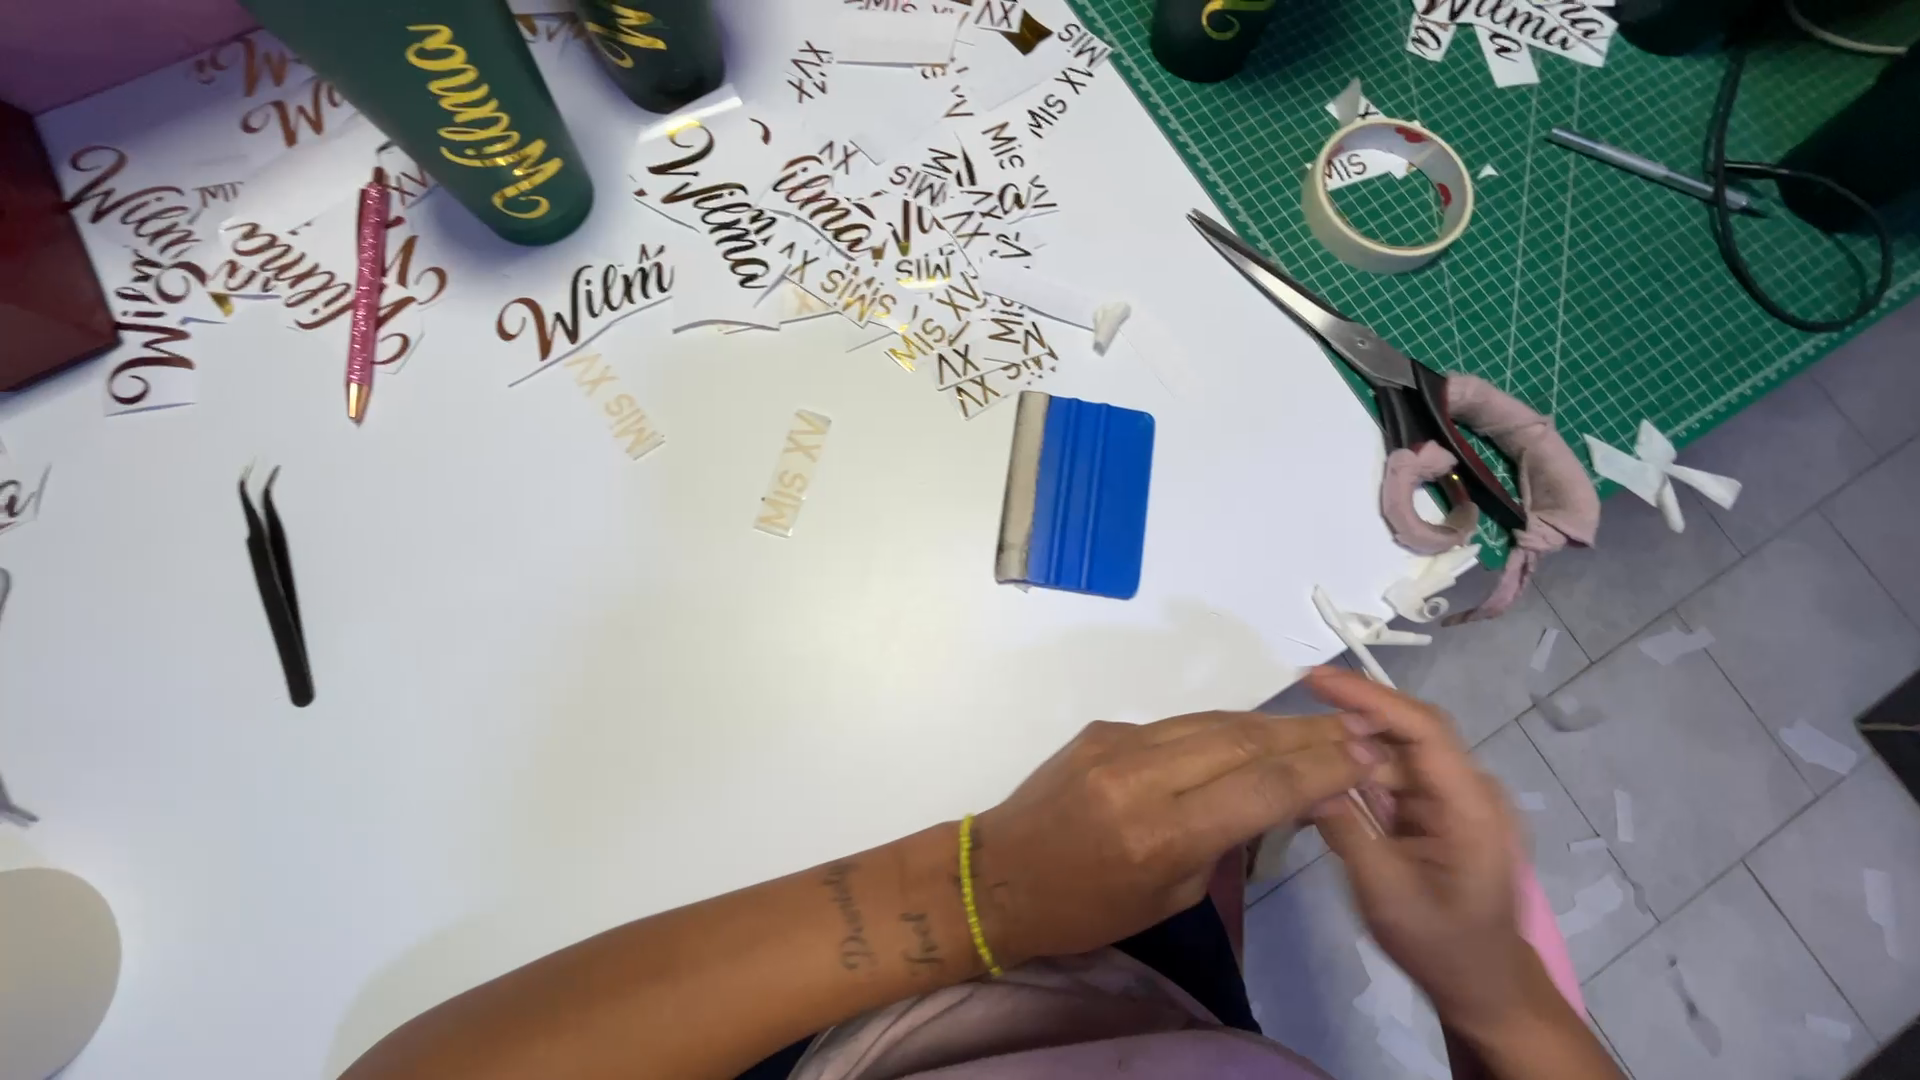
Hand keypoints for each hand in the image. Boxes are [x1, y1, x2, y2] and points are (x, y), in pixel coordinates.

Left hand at [970, 709, 1384, 967]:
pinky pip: (1175, 725)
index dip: (1319, 769)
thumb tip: (1274, 796)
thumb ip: (1224, 840)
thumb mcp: (1170, 895)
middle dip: (1304, 734)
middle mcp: (1140, 775)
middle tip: (1354, 730)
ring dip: (1267, 724)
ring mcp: (1117, 742)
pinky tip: (1248, 734)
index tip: (1364, 756)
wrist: (1000, 874)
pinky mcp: (1102, 728)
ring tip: (1316, 725)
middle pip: (1241, 740)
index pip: (1261, 787)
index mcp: (1161, 833)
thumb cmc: (1087, 908)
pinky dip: (1219, 729)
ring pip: (1211, 722)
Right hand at [1308, 667, 1537, 1037]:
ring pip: (1394, 750)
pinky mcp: (1433, 810)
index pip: (1422, 729)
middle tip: (1297, 699)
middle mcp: (1467, 790)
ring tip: (1297, 742)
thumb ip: (1348, 829)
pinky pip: (1390, 774)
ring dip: (1348, 744)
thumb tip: (1306, 778)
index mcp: (1470, 805)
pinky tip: (1319, 771)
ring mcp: (1451, 799)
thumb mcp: (1387, 892)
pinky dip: (1354, 769)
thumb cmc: (1442, 944)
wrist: (1483, 987)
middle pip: (1408, 730)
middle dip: (1353, 712)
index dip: (1369, 697)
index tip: (1315, 679)